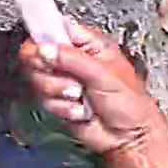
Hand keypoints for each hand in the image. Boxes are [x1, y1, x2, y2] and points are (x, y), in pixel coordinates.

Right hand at [18, 19, 167, 161]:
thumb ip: (71, 59)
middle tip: (69, 78)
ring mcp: (63, 80)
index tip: (41, 50)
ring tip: (80, 96)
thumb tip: (44, 49)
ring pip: (38, 78)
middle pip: (37, 54)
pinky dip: (62, 107)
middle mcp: (71, 59)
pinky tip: (80, 111)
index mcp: (87, 44)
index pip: (54, 28)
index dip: (43, 37)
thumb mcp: (102, 74)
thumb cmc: (130, 104)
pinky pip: (44, 99)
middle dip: (50, 70)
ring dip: (58, 91)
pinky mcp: (58, 99)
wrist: (129, 139)